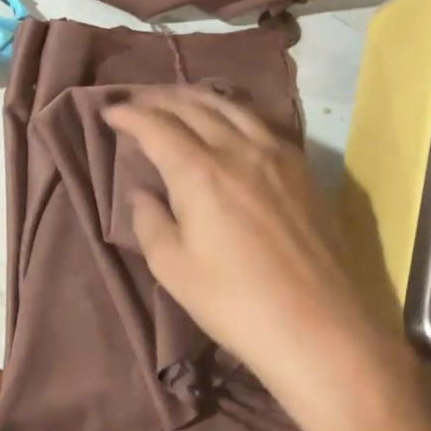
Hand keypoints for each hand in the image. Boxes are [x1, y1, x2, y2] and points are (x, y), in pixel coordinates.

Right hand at [105, 89, 430, 430]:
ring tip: (175, 100)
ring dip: (196, 98)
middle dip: (158, 98)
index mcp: (199, 172)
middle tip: (135, 101)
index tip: (108, 112)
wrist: (322, 332)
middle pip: (192, 106)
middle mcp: (239, 151)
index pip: (155, 126)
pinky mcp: (304, 172)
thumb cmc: (235, 304)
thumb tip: (142, 193)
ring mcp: (278, 157)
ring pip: (231, 107)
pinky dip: (232, 112)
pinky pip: (260, 124)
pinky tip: (226, 123)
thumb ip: (150, 221)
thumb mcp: (173, 268)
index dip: (128, 114)